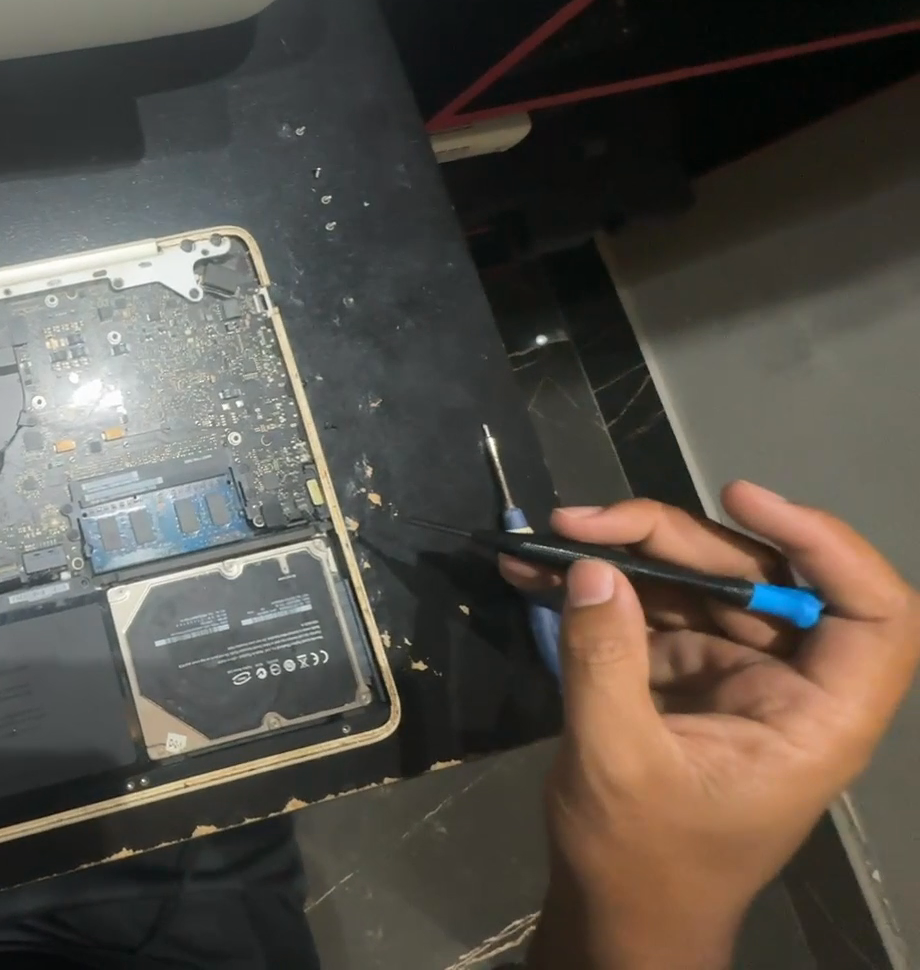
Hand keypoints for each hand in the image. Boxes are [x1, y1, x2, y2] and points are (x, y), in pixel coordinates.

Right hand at [505, 481, 919, 969]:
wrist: (617, 899)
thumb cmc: (643, 850)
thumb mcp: (617, 756)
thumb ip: (606, 659)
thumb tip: (588, 568)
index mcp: (813, 715)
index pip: (867, 614)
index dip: (821, 545)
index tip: (739, 498)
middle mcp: (779, 682)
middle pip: (748, 581)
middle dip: (663, 539)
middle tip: (574, 522)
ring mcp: (718, 675)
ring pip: (683, 587)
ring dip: (611, 557)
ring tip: (539, 541)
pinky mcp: (664, 675)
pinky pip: (631, 613)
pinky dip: (581, 589)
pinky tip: (531, 574)